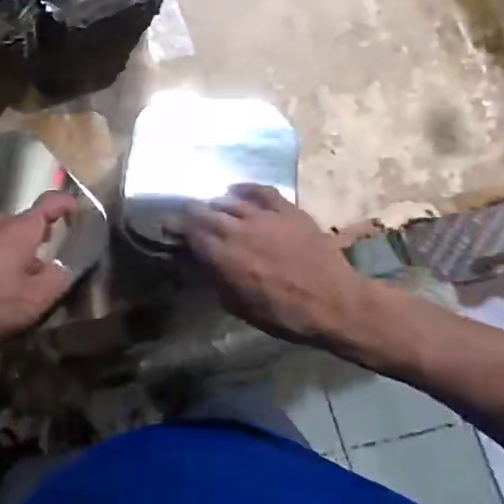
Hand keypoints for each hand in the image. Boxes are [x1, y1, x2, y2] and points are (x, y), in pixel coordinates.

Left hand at [0, 191, 79, 362]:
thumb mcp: (36, 299)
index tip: (76, 210)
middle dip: (39, 236)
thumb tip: (64, 267)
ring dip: (15, 248)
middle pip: (25, 222)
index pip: (49, 203)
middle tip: (47, 260)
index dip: (66, 204)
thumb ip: (58, 279)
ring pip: (3, 234)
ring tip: (18, 276)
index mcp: (20, 229)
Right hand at [178, 184, 364, 346]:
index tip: (168, 227)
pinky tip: (237, 190)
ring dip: (216, 204)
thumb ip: (214, 281)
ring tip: (211, 207)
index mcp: (224, 257)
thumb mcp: (239, 306)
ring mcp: (265, 217)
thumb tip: (196, 265)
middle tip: (185, 215)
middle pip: (205, 212)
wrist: (336, 303)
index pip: (190, 233)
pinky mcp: (288, 211)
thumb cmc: (285, 315)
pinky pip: (262, 191)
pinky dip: (246, 188)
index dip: (176, 228)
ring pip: (230, 201)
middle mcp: (239, 231)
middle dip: (191, 213)